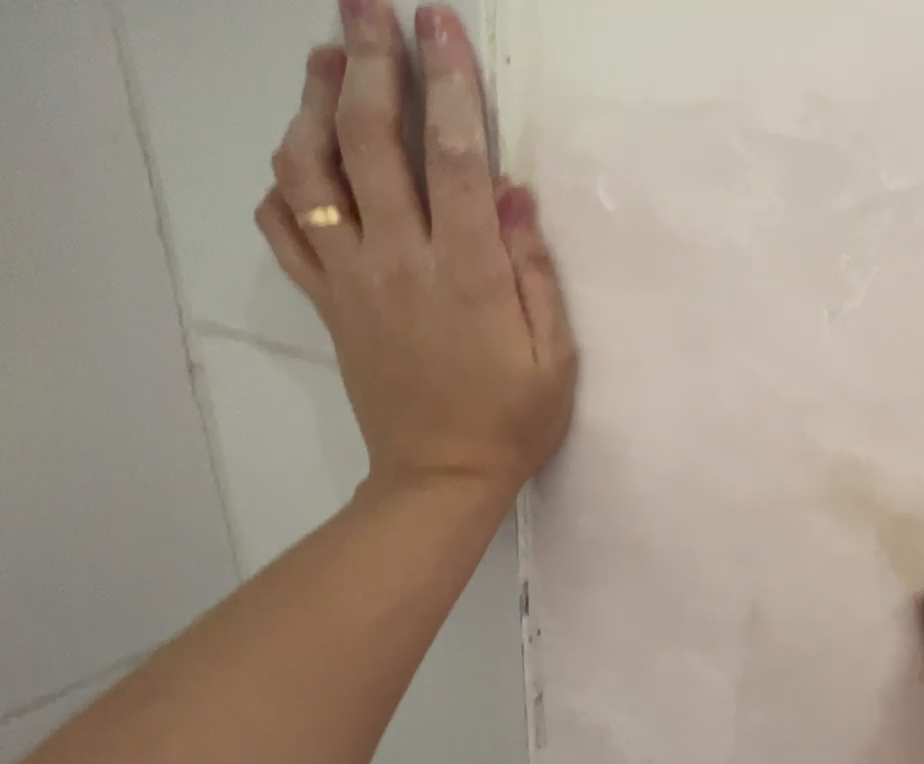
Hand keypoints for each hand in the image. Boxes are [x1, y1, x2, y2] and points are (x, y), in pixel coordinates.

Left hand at [258, 0, 575, 498]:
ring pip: (309, 170)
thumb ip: (535, 272)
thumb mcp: (557, 355)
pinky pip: (284, 227)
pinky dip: (283, 182)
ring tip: (324, 58)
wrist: (443, 474)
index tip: (440, 26)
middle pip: (367, 142)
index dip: (447, 86)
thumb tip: (511, 193)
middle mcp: (400, 261)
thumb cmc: (516, 418)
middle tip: (369, 9)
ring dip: (311, 102)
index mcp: (469, 274)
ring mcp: (352, 278)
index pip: (451, 158)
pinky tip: (299, 158)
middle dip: (367, 63)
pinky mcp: (327, 300)